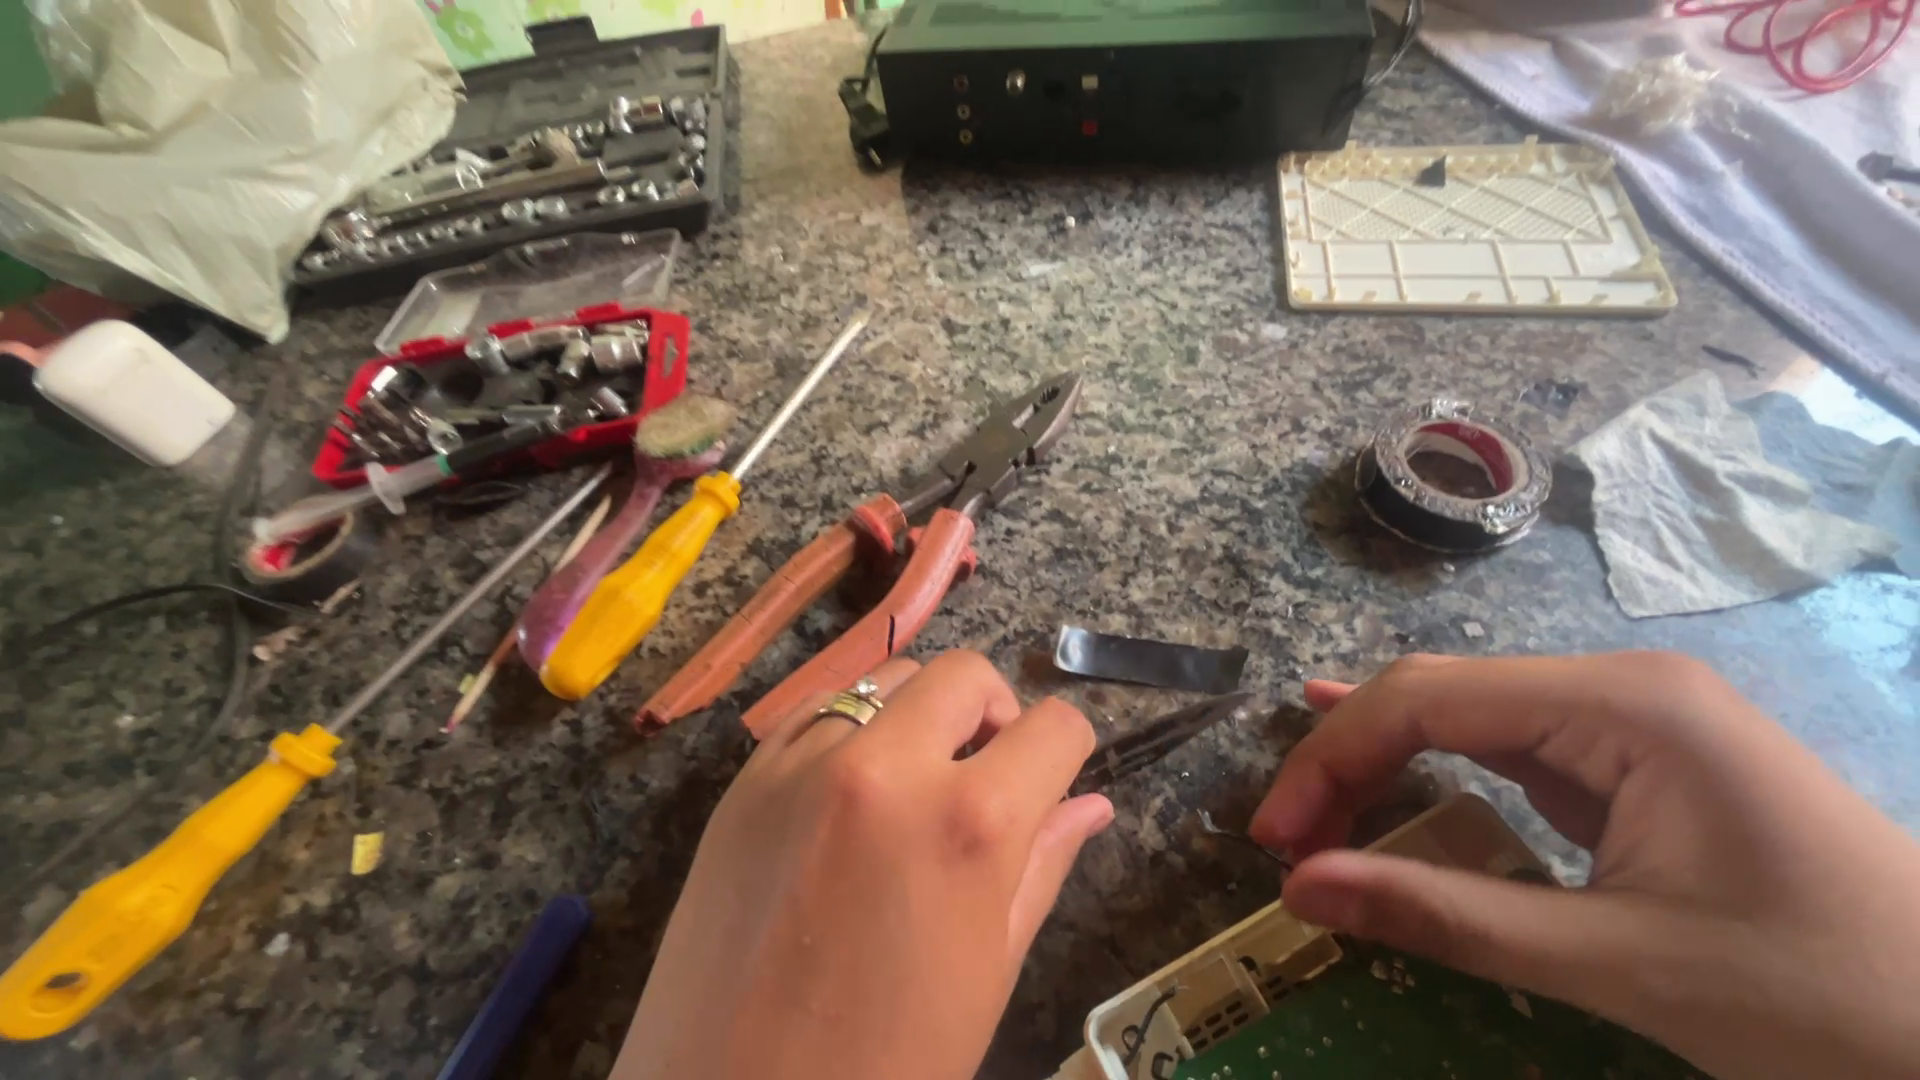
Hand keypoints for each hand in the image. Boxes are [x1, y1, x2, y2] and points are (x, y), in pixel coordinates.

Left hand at [610, 651, 1111, 1079]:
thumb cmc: (886, 1062)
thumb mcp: (986, 970)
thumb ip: (1043, 864)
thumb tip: (1090, 803)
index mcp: (967, 823)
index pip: (1053, 727)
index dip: (1067, 750)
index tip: (1052, 778)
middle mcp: (887, 765)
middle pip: (967, 674)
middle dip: (995, 712)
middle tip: (984, 773)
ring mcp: (805, 761)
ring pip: (890, 678)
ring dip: (922, 713)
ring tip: (914, 781)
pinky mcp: (748, 774)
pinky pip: (820, 709)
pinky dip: (854, 729)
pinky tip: (850, 791)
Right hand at [1251, 652, 1919, 1079]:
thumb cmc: (1834, 1007)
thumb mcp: (1622, 966)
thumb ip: (1445, 917)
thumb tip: (1301, 892)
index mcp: (1620, 704)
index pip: (1425, 702)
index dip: (1333, 762)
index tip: (1278, 839)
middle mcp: (1615, 688)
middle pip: (1435, 697)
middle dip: (1347, 761)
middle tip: (1286, 837)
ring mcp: (1625, 720)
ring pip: (1460, 715)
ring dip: (1377, 758)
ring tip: (1307, 797)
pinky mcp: (1628, 762)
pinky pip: (1499, 746)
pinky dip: (1427, 762)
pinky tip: (1378, 752)